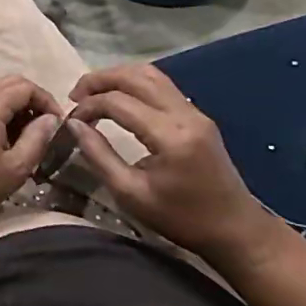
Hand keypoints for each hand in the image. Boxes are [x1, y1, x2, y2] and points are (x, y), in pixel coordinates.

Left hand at [0, 76, 63, 228]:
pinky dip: (5, 110)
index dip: (47, 100)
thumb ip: (37, 137)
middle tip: (47, 125)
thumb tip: (51, 119)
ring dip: (19, 105)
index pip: (24, 86)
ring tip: (32, 133)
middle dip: (34, 99)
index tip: (58, 123)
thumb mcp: (17, 166)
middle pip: (11, 83)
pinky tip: (13, 135)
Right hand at [66, 63, 282, 262]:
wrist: (236, 231)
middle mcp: (185, 115)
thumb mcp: (130, 193)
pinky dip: (134, 84)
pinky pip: (161, 86)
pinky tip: (118, 100)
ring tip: (93, 94)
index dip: (88, 106)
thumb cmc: (181, 218)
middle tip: (74, 96)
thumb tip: (73, 124)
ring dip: (117, 78)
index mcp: (170, 135)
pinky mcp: (198, 117)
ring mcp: (195, 113)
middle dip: (99, 80)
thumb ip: (98, 154)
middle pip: (136, 77)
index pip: (118, 101)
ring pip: (151, 75)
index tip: (70, 121)